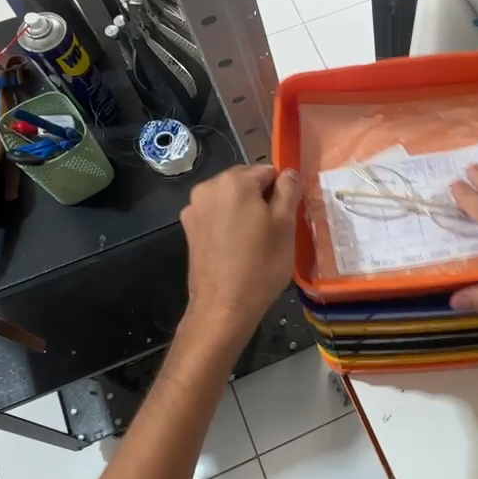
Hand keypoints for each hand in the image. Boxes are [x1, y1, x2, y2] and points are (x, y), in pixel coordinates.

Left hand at [180, 165, 302, 341]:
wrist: (224, 306)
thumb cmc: (261, 264)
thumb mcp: (285, 225)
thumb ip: (288, 191)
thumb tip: (289, 172)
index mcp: (234, 182)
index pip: (268, 171)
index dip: (282, 191)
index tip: (287, 215)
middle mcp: (208, 188)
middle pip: (245, 182)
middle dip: (260, 198)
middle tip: (274, 229)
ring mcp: (194, 209)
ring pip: (229, 199)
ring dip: (244, 211)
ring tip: (255, 241)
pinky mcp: (188, 230)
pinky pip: (216, 216)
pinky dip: (228, 224)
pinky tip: (237, 248)